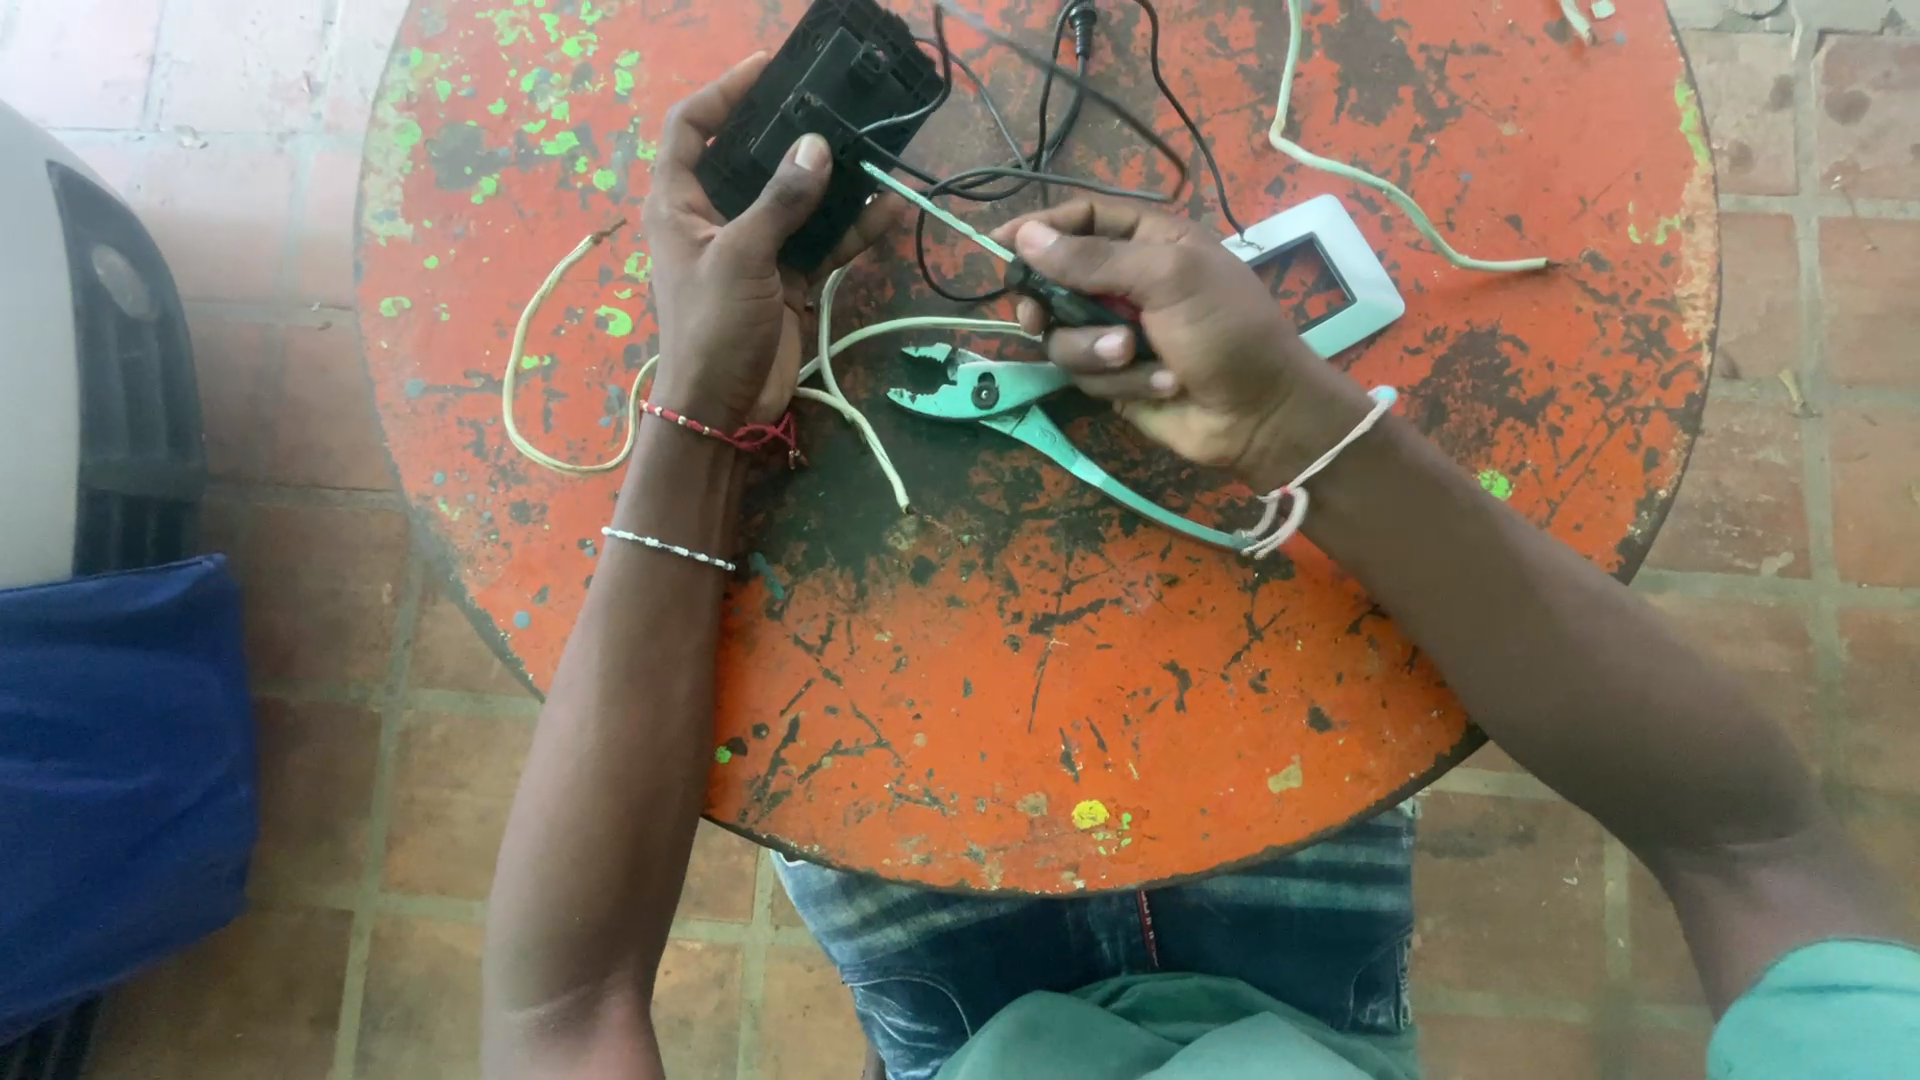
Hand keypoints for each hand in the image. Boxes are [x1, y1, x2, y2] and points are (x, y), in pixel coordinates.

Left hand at [642, 53, 903, 427]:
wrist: (726, 405)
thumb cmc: (713, 325)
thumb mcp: (742, 256)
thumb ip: (780, 202)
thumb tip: (816, 146)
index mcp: (680, 202)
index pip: (690, 128)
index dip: (723, 93)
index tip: (767, 70)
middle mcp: (716, 218)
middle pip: (753, 161)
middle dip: (792, 137)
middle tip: (833, 108)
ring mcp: (756, 250)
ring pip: (796, 204)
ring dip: (833, 186)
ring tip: (872, 155)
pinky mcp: (787, 280)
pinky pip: (820, 245)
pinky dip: (850, 232)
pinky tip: (884, 212)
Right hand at [987, 201, 1372, 487]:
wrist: (1258, 413)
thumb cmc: (1226, 331)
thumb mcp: (1167, 278)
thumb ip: (1094, 259)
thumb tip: (1024, 237)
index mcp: (1148, 243)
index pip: (1081, 221)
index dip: (1040, 230)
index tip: (1000, 246)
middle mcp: (1126, 284)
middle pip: (1055, 281)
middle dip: (1049, 303)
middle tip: (1038, 317)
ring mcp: (1116, 332)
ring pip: (1061, 335)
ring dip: (1094, 350)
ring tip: (1135, 356)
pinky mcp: (1112, 377)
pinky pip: (1083, 374)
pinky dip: (1118, 381)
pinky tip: (1161, 383)